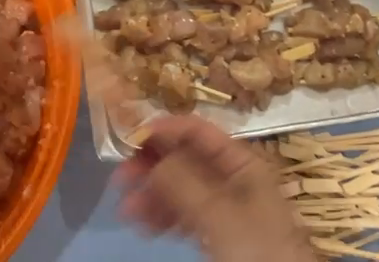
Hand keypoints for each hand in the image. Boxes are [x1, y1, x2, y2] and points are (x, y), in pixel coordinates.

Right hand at [111, 116, 317, 261]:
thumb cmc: (258, 249)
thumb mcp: (220, 214)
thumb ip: (184, 181)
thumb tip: (150, 154)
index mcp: (241, 162)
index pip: (198, 131)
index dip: (165, 129)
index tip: (131, 137)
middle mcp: (233, 179)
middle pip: (186, 160)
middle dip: (152, 165)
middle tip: (120, 175)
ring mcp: (226, 208)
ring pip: (182, 189)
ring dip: (152, 193)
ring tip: (125, 208)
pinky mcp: (219, 234)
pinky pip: (186, 215)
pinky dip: (163, 215)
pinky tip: (143, 222)